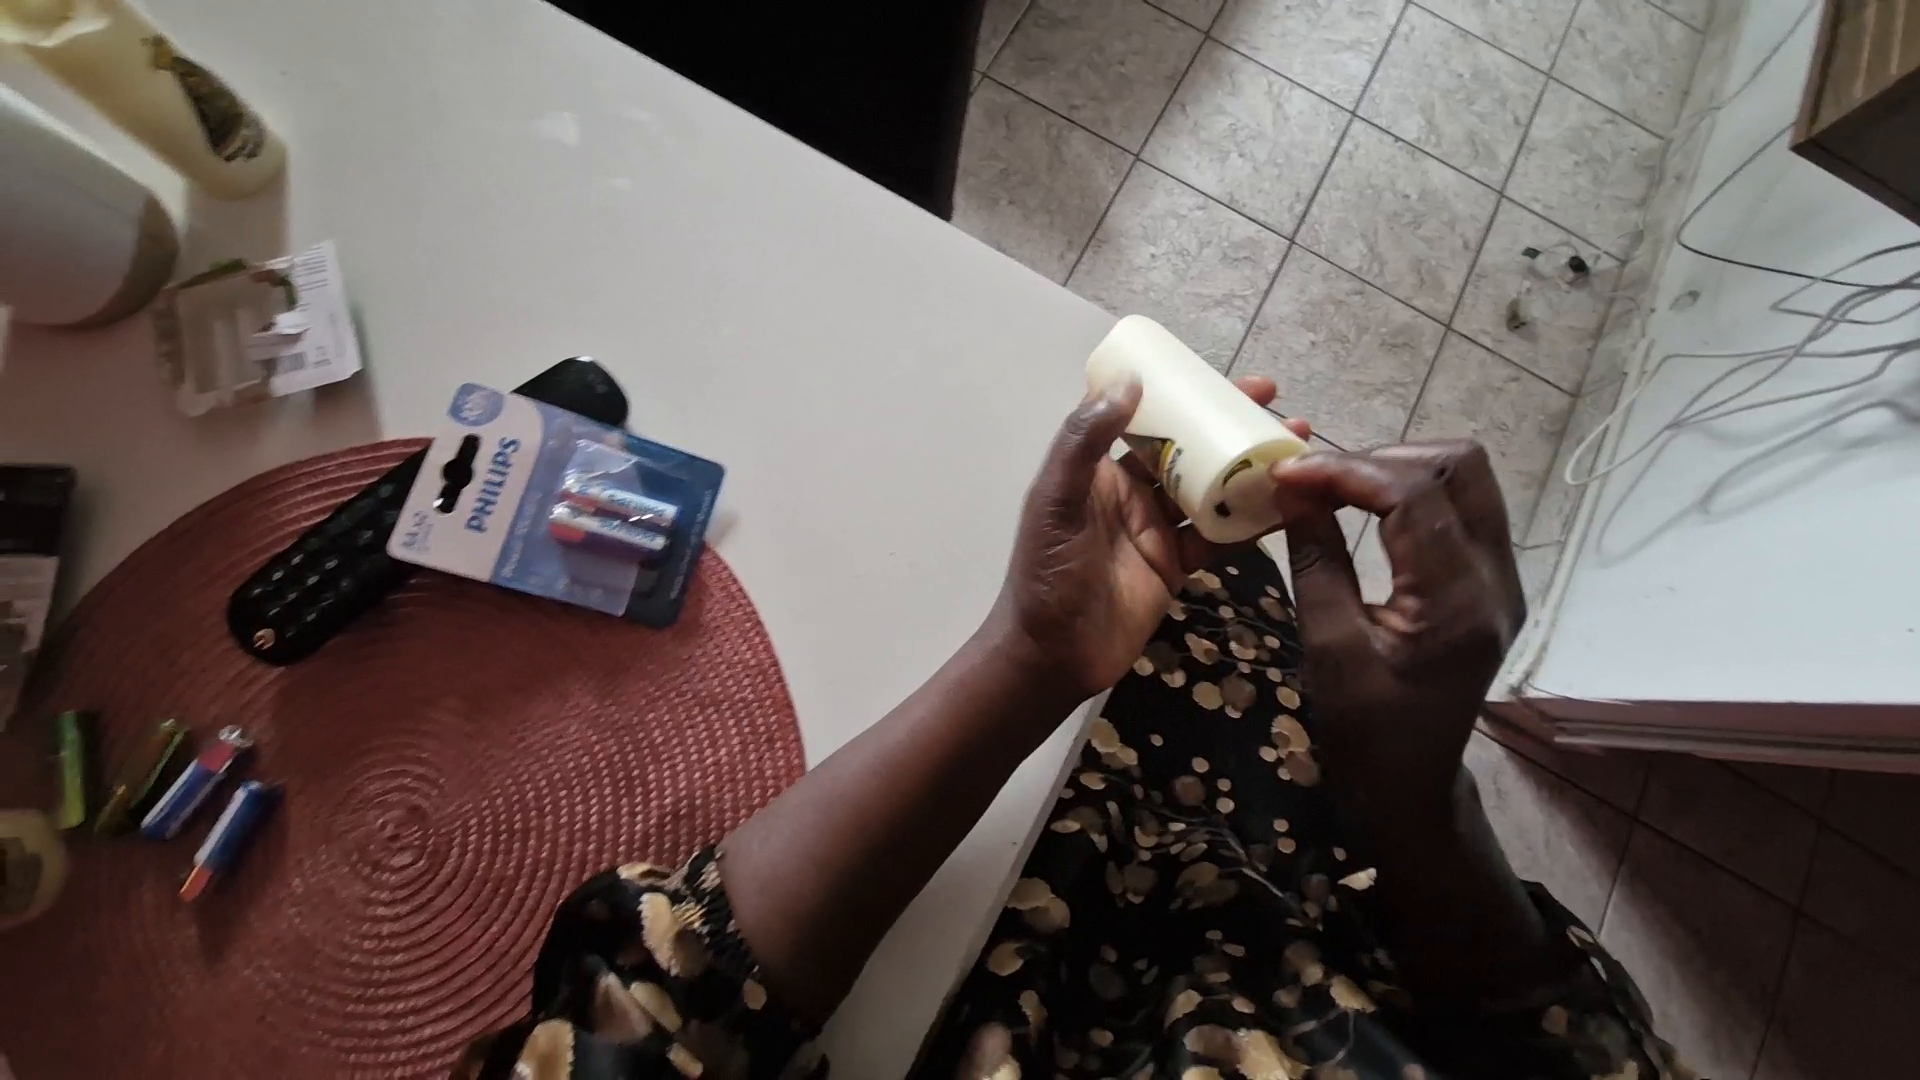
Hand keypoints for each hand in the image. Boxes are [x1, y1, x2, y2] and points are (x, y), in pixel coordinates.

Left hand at [988, 376, 1310, 701]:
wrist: (1053, 654)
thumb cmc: (1046, 573)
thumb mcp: (1055, 501)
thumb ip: (1083, 443)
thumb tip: (1129, 382)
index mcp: (1100, 470)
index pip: (1147, 418)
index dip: (1186, 395)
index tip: (1232, 381)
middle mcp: (1132, 492)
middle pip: (1189, 448)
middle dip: (1231, 426)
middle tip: (1281, 409)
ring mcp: (1157, 529)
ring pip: (1212, 488)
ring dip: (1250, 467)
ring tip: (1298, 447)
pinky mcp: (1177, 565)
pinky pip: (1221, 536)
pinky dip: (1254, 520)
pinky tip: (1292, 504)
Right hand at [1268, 442, 1525, 805]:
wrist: (1409, 776)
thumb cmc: (1361, 722)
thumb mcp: (1326, 642)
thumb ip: (1315, 557)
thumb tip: (1291, 490)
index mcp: (1456, 599)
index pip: (1413, 495)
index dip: (1346, 470)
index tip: (1287, 474)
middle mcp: (1495, 576)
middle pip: (1458, 467)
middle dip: (1377, 459)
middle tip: (1315, 480)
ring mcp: (1500, 576)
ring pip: (1465, 478)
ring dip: (1396, 469)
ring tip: (1334, 489)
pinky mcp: (1488, 580)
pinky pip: (1458, 507)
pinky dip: (1407, 492)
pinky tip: (1361, 509)